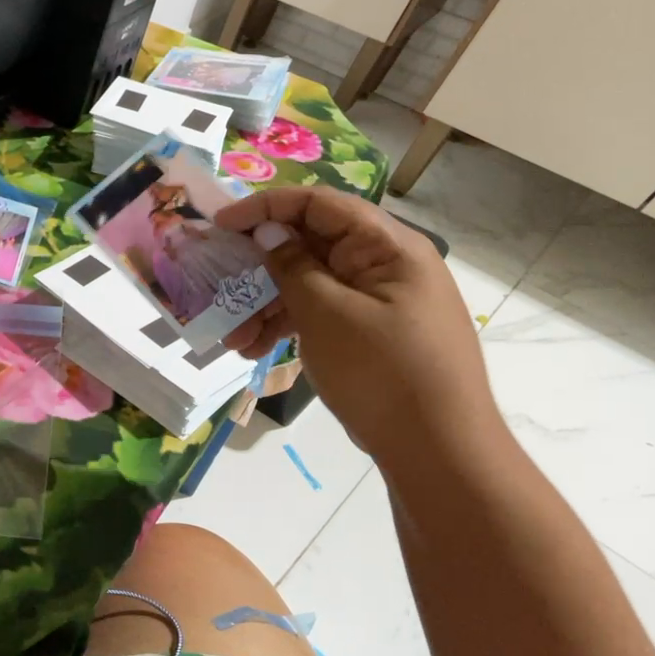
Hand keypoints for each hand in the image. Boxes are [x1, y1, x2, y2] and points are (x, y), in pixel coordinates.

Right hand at [214, 187, 493, 455]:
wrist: (439, 451)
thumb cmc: (383, 372)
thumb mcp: (326, 314)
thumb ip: (291, 265)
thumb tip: (266, 231)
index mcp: (387, 247)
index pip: (318, 204)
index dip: (264, 207)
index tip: (218, 225)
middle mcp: (385, 264)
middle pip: (310, 243)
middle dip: (257, 265)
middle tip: (215, 282)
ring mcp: (378, 299)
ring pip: (309, 282)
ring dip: (265, 304)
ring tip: (233, 339)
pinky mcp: (370, 330)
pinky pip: (319, 311)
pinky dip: (286, 324)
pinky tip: (254, 349)